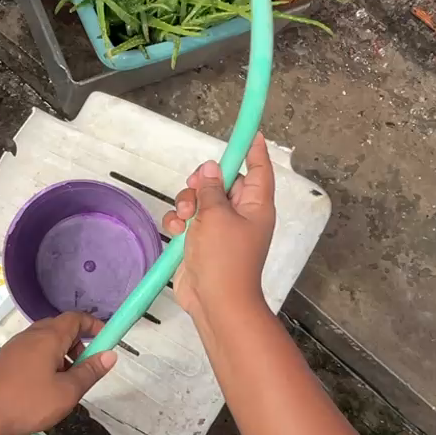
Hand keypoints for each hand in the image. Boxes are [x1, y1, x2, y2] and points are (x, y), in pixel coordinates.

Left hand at [0, 312, 116, 434]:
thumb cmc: (28, 402)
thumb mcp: (67, 392)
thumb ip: (90, 372)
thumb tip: (110, 354)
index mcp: (48, 337)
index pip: (75, 318)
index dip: (93, 324)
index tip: (107, 338)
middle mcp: (30, 335)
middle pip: (59, 327)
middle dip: (78, 342)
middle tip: (85, 366)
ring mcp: (14, 346)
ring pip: (44, 340)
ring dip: (61, 353)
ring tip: (65, 381)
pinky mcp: (4, 359)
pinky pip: (31, 350)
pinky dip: (45, 359)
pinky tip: (43, 386)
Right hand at [161, 134, 274, 319]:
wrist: (215, 300)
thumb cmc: (225, 258)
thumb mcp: (217, 216)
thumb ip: (211, 189)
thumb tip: (211, 168)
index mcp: (255, 205)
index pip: (259, 170)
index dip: (254, 151)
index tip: (250, 134)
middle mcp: (240, 214)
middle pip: (221, 183)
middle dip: (202, 183)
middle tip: (194, 186)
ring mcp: (219, 229)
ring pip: (199, 201)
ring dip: (186, 204)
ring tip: (184, 219)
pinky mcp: (200, 243)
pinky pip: (187, 222)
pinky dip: (179, 224)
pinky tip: (176, 233)